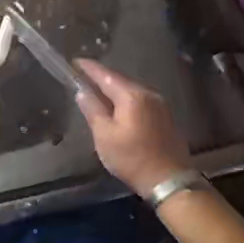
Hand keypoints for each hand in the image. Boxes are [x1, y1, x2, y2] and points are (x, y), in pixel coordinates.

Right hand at [73, 59, 194, 189]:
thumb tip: (81, 91)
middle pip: (120, 80)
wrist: (169, 180)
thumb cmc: (131, 157)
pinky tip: (116, 106)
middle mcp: (148, 94)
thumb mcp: (104, 134)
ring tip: (96, 90)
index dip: (89, 68)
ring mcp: (160, 105)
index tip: (75, 61)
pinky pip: (139, 100)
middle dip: (101, 77)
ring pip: (130, 90)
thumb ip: (92, 109)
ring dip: (113, 89)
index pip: (106, 75)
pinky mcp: (164, 117)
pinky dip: (124, 99)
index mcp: (132, 96)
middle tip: (82, 75)